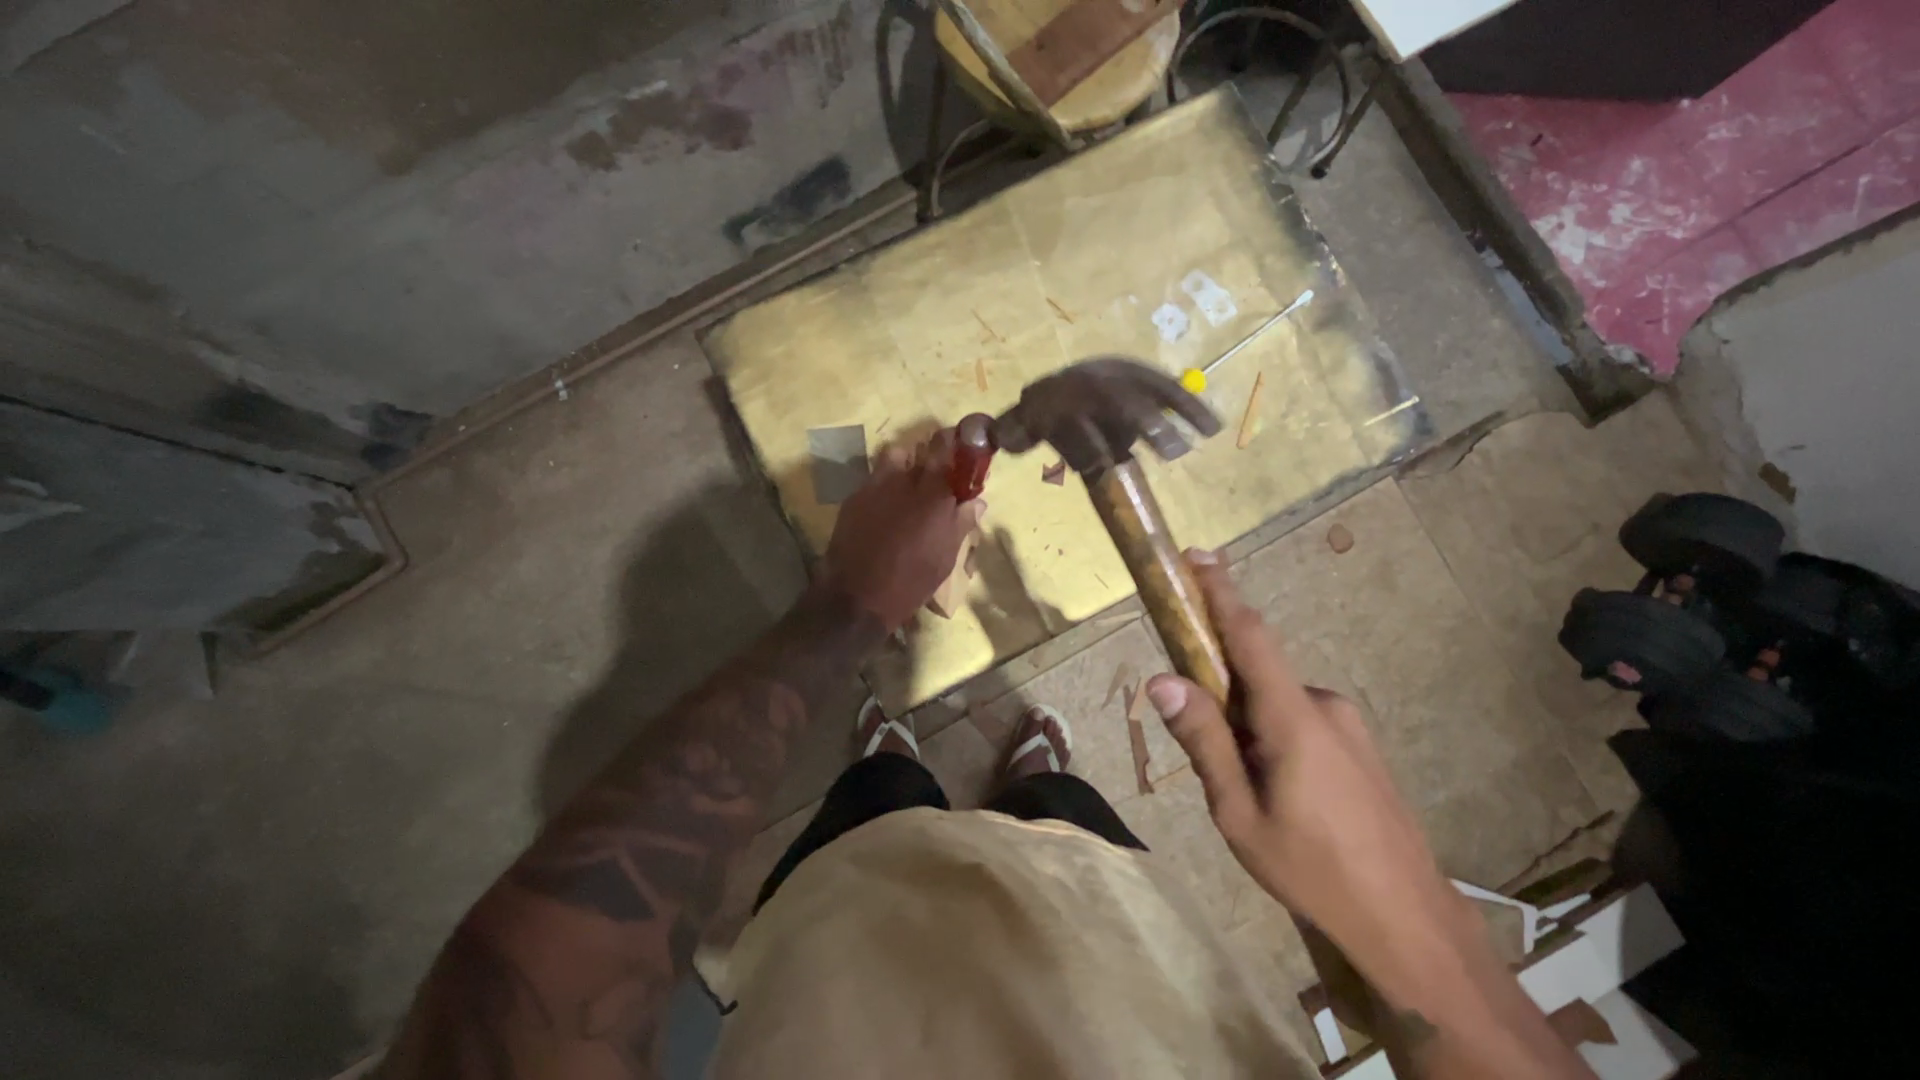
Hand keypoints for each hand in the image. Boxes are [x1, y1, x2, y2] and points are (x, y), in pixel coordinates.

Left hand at [819, 429, 983, 631]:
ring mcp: (875, 486)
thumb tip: (976, 502)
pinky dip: (883, 486)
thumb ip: (961, 523)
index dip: (955, 441)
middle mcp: (904, 481)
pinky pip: (873, 479)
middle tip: (935, 473)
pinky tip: (885, 508)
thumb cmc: (911, 582)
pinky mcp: (854, 498)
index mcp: (933, 494)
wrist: (857, 597)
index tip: (962, 443)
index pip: (946, 448)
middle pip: (919, 449)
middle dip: (929, 456)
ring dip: (903, 465)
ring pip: (892, 458)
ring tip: (907, 486)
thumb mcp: (945, 557)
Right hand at [1144, 550, 1470, 968]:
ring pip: (1277, 706)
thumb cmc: (1312, 869)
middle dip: (1221, 694)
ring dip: (1248, 727)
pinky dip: (1274, 739)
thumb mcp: (1238, 815)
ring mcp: (1350, 726)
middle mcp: (1326, 706)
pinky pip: (1302, 723)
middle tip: (1208, 757)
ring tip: (1247, 796)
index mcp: (1293, 718)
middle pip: (1256, 676)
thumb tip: (1162, 681)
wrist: (1407, 919)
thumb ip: (1204, 742)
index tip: (1196, 556)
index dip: (1222, 593)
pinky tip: (1280, 799)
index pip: (1251, 636)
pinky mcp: (1361, 746)